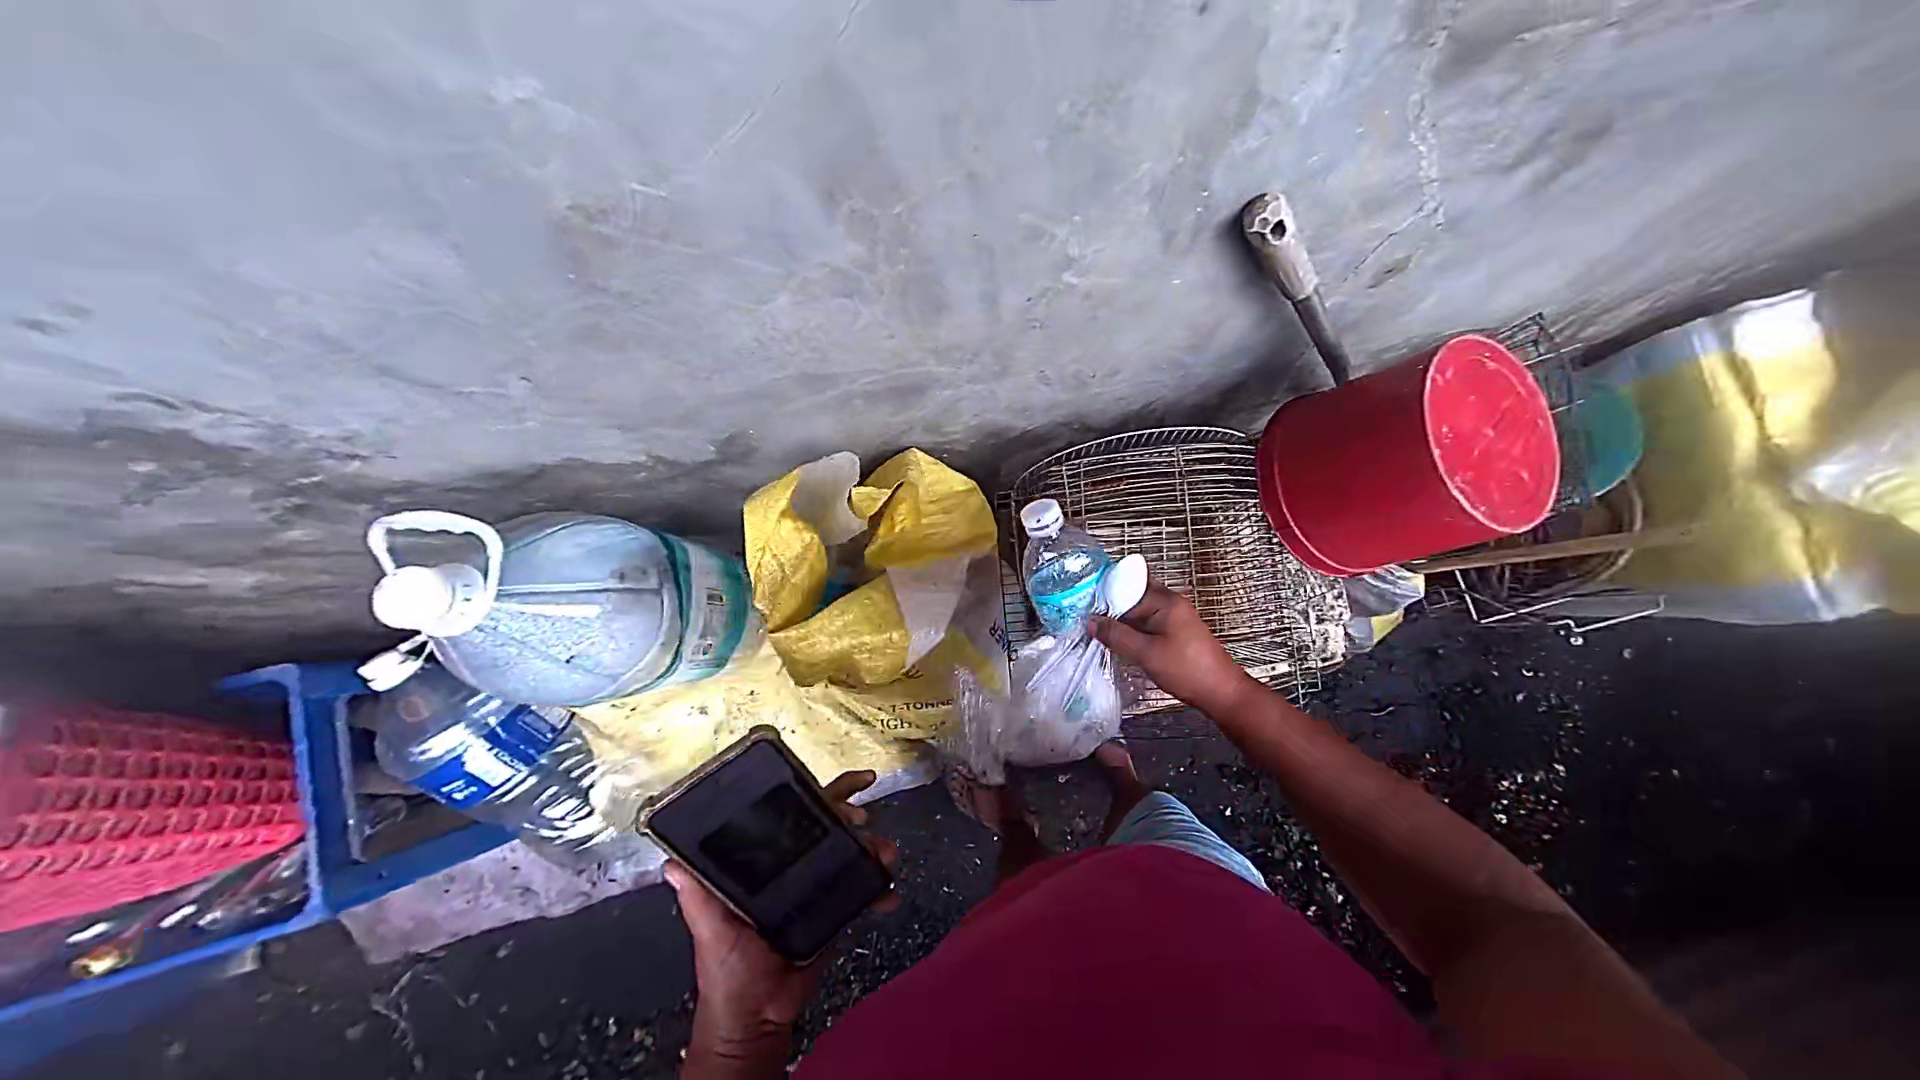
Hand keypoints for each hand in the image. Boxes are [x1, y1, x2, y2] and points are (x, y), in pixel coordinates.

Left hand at [667, 770, 899, 1065]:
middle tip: (863, 816)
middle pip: (826, 825)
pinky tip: (889, 894)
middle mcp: (792, 865)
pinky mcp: (835, 911)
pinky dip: (879, 890)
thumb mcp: (711, 930)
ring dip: (872, 848)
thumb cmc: (728, 971)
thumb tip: (672, 865)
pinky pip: (862, 892)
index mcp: (764, 861)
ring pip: (850, 852)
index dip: (814, 797)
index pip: (789, 817)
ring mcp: (817, 885)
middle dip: (849, 811)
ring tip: (885, 855)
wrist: (759, 1017)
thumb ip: (698, 898)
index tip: (835, 787)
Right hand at [1091, 580, 1260, 716]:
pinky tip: (1119, 640)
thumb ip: (1116, 635)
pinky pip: (1147, 622)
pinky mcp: (1175, 631)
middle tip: (1087, 618)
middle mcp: (1171, 603)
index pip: (1127, 585)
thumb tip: (1091, 622)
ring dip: (1121, 619)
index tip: (1084, 604)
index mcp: (1165, 601)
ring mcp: (1174, 617)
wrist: (1221, 693)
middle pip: (1133, 595)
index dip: (1104, 593)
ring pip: (1139, 610)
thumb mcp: (1146, 653)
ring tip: (1098, 630)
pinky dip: (1132, 628)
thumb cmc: (1186, 670)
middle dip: (1111, 605)